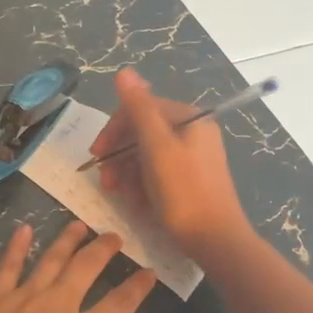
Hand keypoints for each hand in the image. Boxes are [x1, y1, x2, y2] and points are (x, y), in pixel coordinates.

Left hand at [0, 223, 166, 312]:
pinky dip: (17, 246)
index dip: (136, 288)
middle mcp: (58, 307)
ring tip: (78, 225)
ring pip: (51, 261)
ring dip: (66, 241)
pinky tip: (23, 230)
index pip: (119, 306)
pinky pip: (9, 265)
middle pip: (85, 270)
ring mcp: (24, 298)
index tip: (149, 271)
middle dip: (102, 251)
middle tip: (114, 235)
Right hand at [93, 69, 252, 252]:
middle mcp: (193, 132)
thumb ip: (139, 108)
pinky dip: (142, 185)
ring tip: (119, 195)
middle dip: (119, 156)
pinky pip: (158, 172)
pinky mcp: (190, 179)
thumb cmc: (183, 192)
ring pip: (147, 155)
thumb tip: (124, 71)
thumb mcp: (157, 147)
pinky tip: (137, 203)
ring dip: (127, 173)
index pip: (139, 110)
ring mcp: (193, 156)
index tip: (96, 155)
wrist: (215, 240)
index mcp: (188, 119)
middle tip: (105, 181)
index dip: (114, 130)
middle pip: (142, 133)